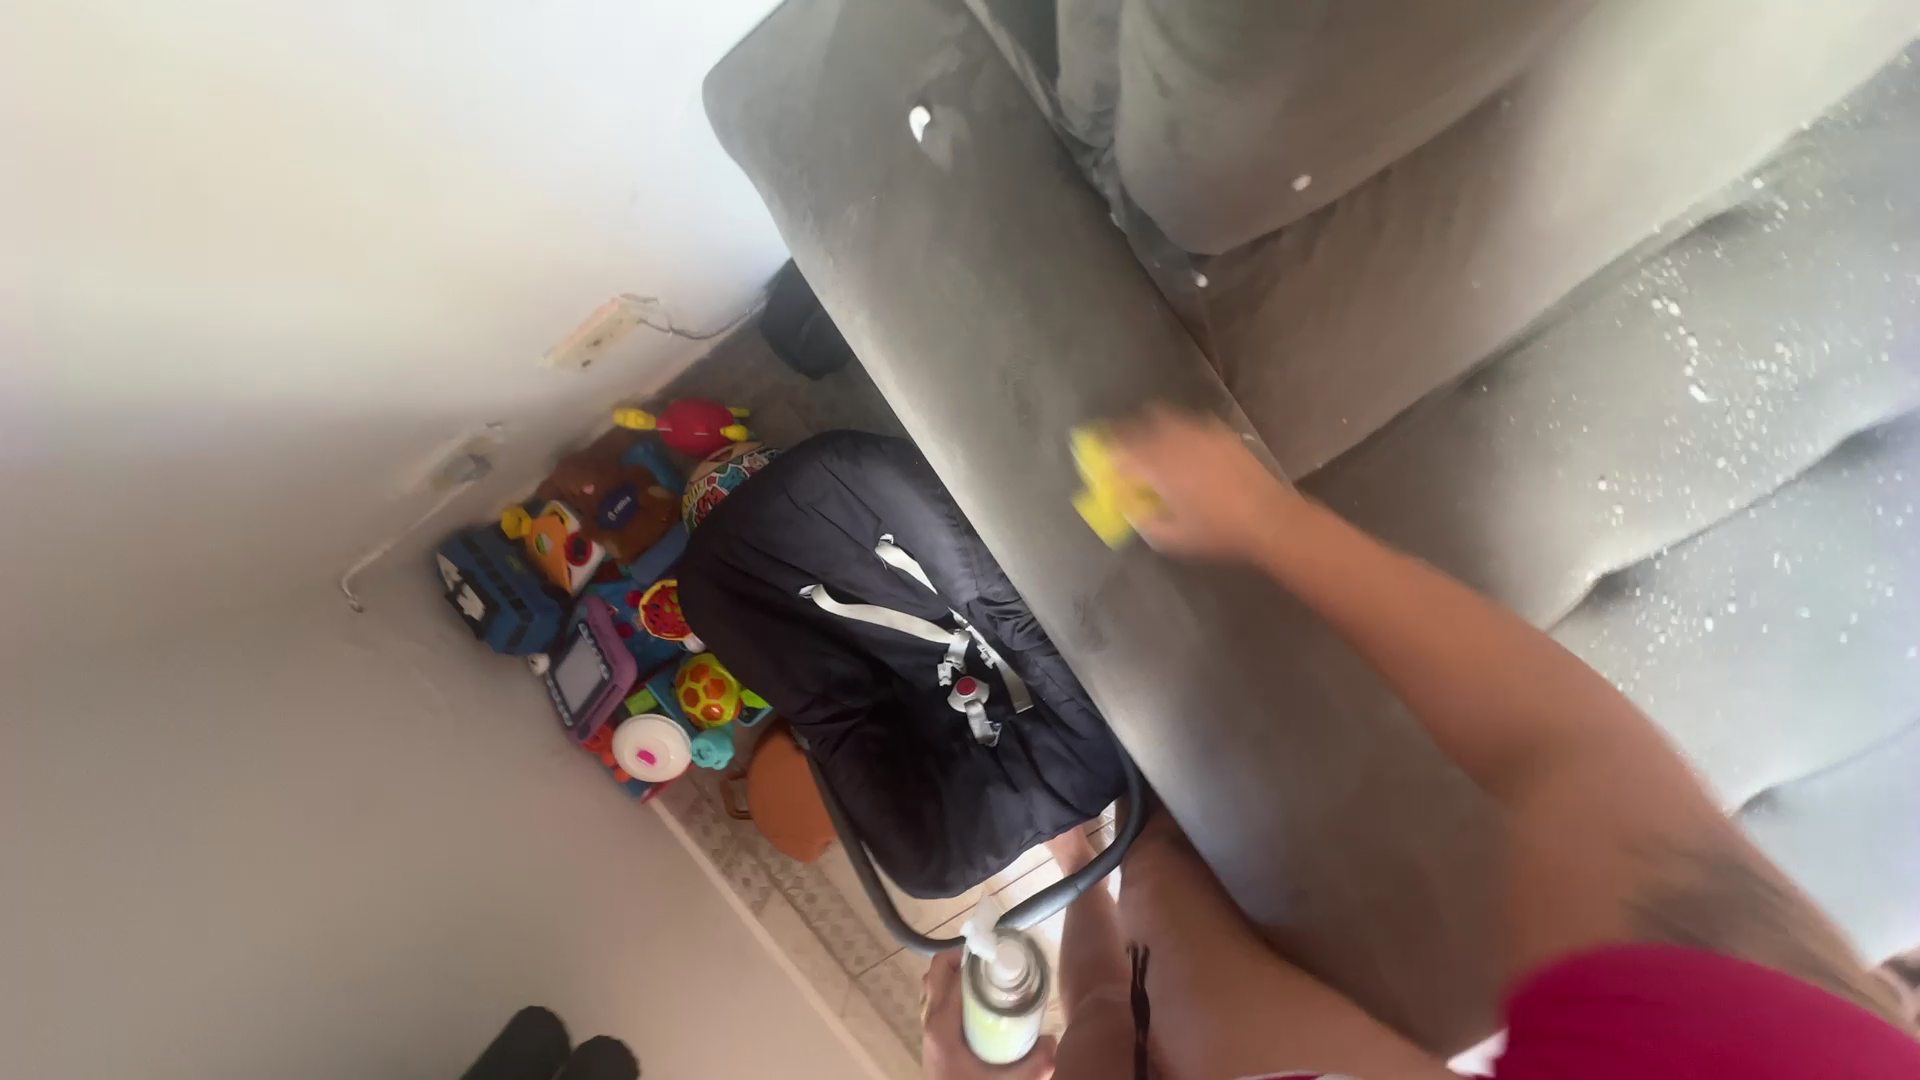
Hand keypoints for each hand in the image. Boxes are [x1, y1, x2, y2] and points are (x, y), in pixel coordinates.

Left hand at [921, 951, 1057, 1079]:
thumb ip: (1035, 1065)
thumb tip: (1055, 1041)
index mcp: (941, 1028)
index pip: (951, 977)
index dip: (972, 958)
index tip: (996, 953)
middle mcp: (929, 1024)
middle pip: (936, 974)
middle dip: (961, 960)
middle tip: (989, 964)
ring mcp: (927, 1033)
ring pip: (933, 988)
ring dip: (954, 977)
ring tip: (982, 980)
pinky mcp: (932, 1043)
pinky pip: (936, 1005)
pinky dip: (952, 996)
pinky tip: (976, 1008)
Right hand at [1107, 406, 1302, 562]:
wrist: (1269, 519)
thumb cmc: (1217, 532)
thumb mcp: (1171, 537)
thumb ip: (1143, 520)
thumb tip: (1129, 507)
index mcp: (1158, 465)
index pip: (1120, 451)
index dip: (1108, 455)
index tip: (1104, 463)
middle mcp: (1175, 441)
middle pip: (1140, 424)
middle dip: (1128, 434)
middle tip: (1126, 449)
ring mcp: (1201, 433)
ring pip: (1166, 418)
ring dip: (1154, 428)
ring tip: (1155, 445)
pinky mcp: (1222, 434)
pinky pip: (1192, 424)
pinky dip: (1181, 432)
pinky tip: (1187, 449)